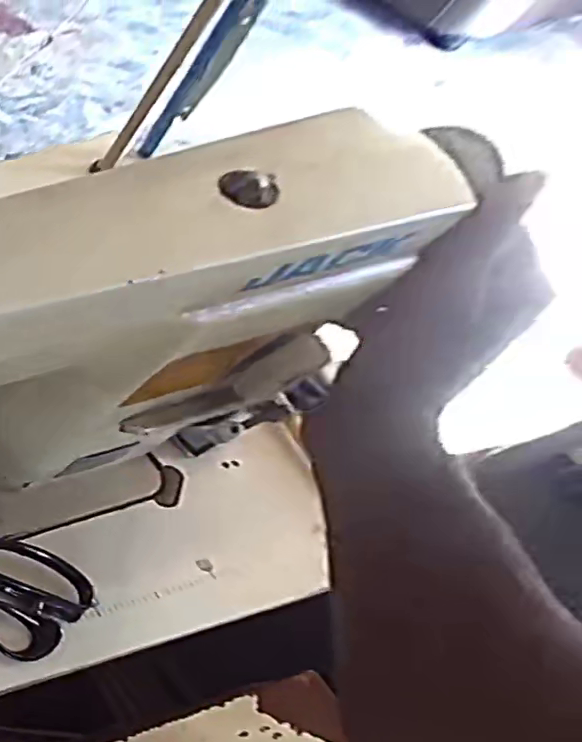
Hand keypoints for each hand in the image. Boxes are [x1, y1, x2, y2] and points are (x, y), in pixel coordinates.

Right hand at [313, 172, 553, 451]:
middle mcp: (503, 309)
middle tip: (371, 249)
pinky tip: (350, 314)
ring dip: (395, 278)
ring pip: (431, 286)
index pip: (502, 228)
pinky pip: (404, 314)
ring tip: (355, 280)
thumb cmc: (405, 359)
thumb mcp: (444, 290)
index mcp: (525, 287)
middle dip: (421, 249)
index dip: (456, 217)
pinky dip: (379, 307)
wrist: (367, 428)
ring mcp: (459, 336)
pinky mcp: (418, 356)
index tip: (405, 216)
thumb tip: (528, 176)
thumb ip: (486, 234)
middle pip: (462, 258)